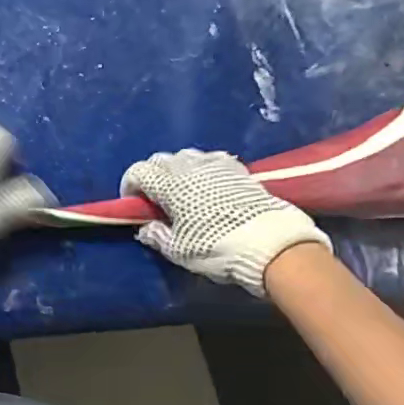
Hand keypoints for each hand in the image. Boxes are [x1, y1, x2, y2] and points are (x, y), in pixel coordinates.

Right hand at [121, 149, 330, 296]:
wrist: (273, 247)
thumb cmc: (216, 246)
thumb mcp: (177, 249)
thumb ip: (156, 234)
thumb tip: (146, 226)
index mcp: (169, 185)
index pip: (138, 172)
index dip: (130, 185)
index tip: (134, 203)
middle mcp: (190, 169)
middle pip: (160, 160)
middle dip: (152, 175)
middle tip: (156, 197)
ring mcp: (216, 167)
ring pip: (186, 156)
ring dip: (178, 169)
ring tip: (183, 189)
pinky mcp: (240, 171)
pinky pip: (213, 159)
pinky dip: (204, 168)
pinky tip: (208, 184)